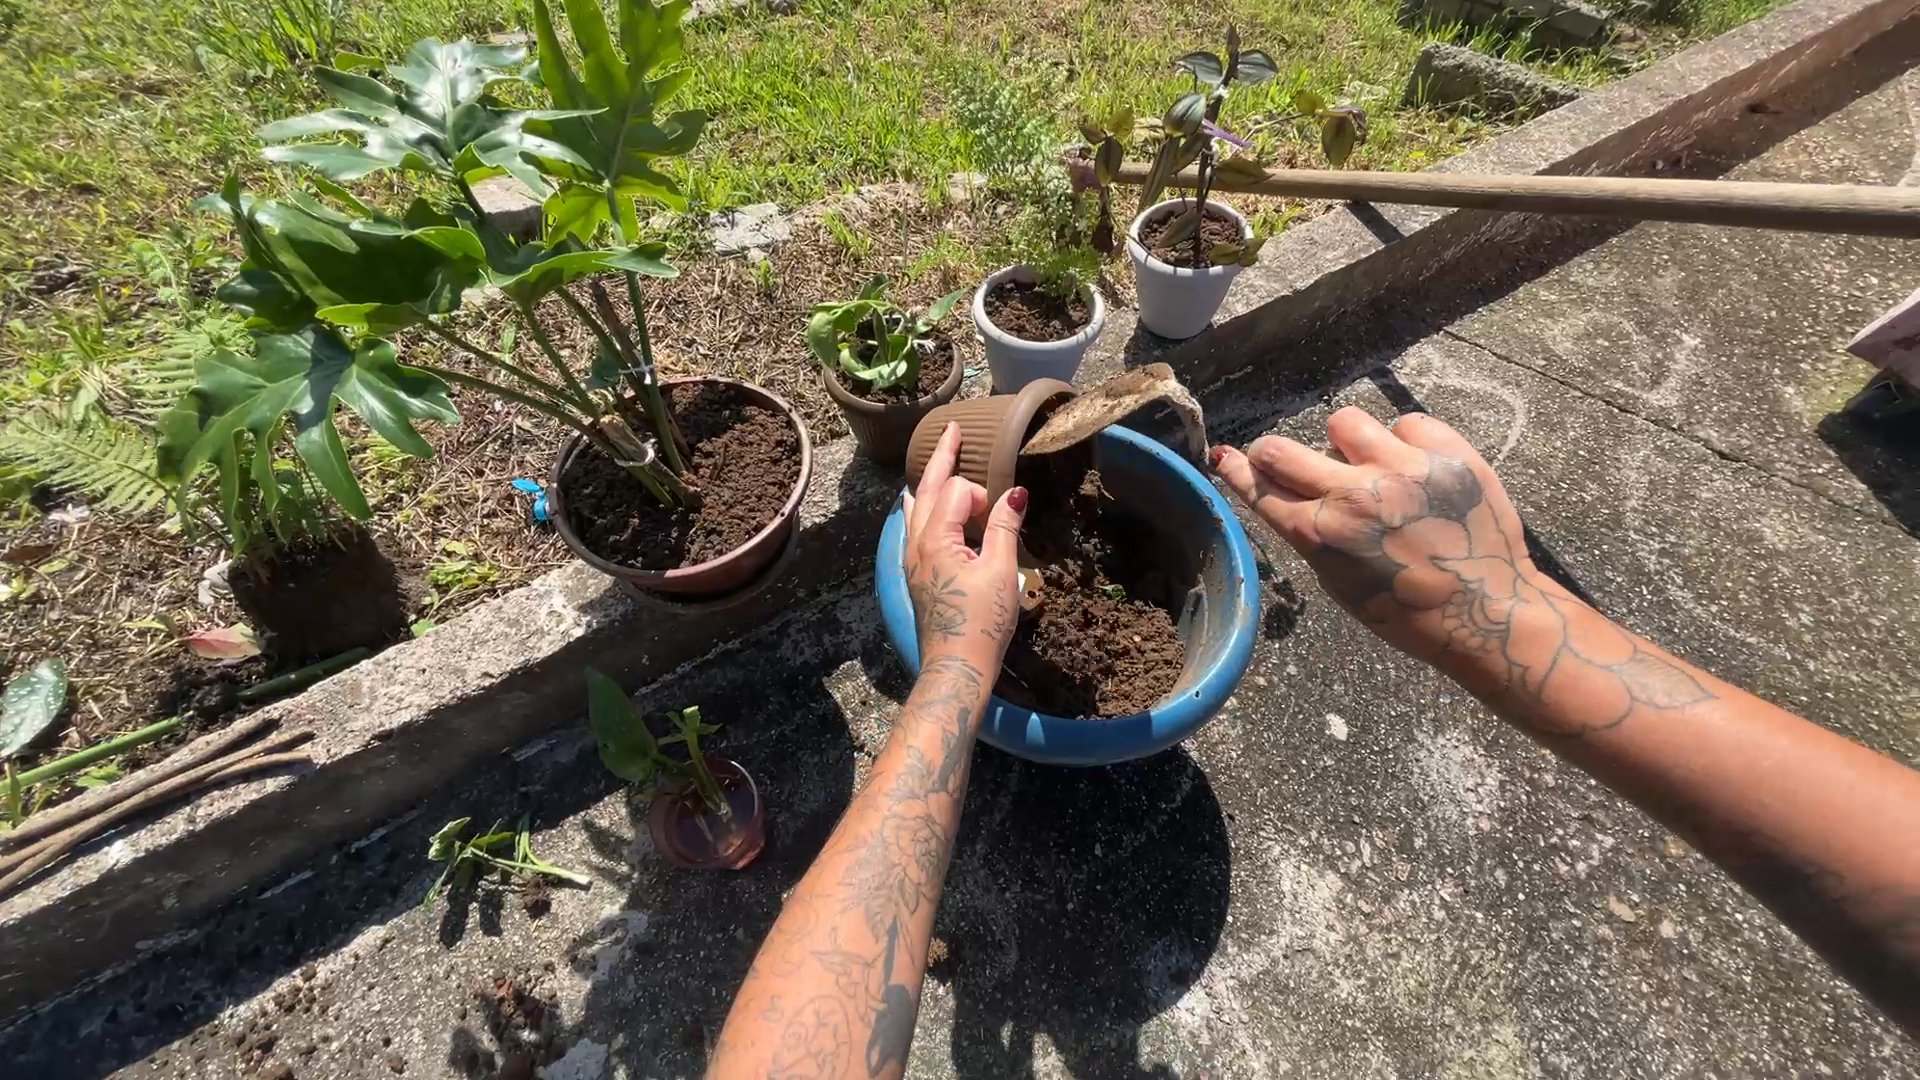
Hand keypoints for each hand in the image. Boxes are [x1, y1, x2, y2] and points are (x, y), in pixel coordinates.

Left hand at [902, 422, 1027, 673]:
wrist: (956, 665)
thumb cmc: (981, 622)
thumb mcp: (1001, 572)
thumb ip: (1005, 527)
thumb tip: (1016, 493)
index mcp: (935, 538)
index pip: (956, 492)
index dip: (981, 496)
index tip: (998, 516)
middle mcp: (916, 543)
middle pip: (926, 489)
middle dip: (940, 458)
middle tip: (951, 430)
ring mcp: (911, 558)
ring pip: (915, 507)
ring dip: (928, 482)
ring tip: (935, 462)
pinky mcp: (915, 573)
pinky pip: (913, 527)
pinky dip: (922, 507)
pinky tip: (922, 507)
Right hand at [1210, 407, 1557, 692]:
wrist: (1490, 614)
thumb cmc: (1404, 610)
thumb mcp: (1336, 580)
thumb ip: (1308, 533)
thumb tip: (1286, 492)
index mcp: (1318, 535)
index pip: (1258, 488)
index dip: (1235, 469)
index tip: (1224, 455)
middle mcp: (1352, 496)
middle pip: (1280, 450)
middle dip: (1271, 453)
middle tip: (1286, 462)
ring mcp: (1402, 471)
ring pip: (1342, 421)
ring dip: (1343, 442)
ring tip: (1365, 463)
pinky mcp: (1449, 456)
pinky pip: (1407, 422)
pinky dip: (1403, 441)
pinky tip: (1413, 467)